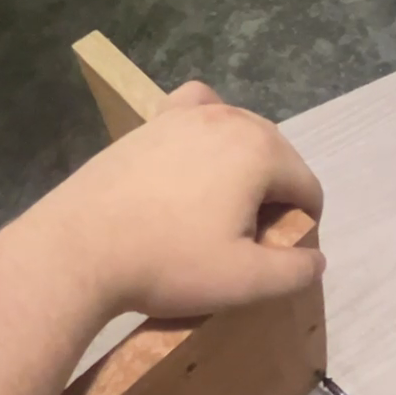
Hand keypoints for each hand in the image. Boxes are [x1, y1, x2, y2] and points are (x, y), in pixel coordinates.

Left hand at [23, 81, 325, 317]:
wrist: (79, 249)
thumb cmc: (169, 263)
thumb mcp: (245, 281)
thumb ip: (295, 271)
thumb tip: (316, 258)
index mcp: (261, 150)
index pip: (308, 187)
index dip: (302, 225)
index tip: (274, 256)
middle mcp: (229, 117)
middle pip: (277, 157)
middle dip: (273, 196)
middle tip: (245, 240)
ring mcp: (184, 114)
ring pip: (239, 135)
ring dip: (243, 168)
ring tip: (218, 208)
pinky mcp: (149, 122)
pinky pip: (195, 112)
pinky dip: (206, 131)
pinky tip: (192, 160)